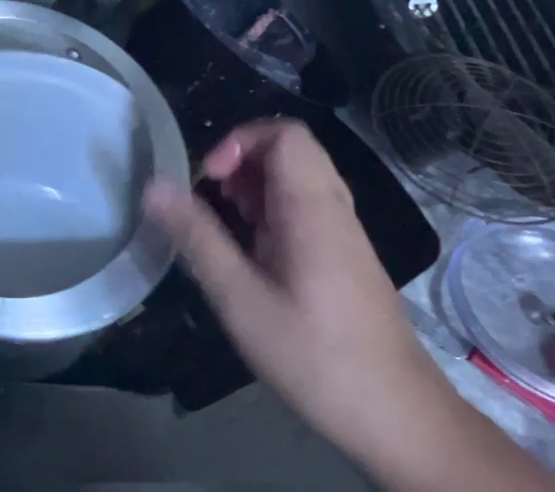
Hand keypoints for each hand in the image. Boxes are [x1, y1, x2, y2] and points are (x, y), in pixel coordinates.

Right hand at [143, 119, 434, 454]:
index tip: (209, 179)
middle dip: (241, 161)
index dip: (239, 141)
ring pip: (297, 179)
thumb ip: (197, 237)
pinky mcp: (343, 257)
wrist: (400, 419)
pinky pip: (304, 207)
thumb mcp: (242, 300)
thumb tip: (153, 186)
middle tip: (212, 197)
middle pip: (290, 150)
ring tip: (226, 222)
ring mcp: (343, 234)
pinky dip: (270, 210)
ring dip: (253, 186)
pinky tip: (251, 251)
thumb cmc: (317, 358)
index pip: (285, 134)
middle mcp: (334, 210)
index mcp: (314, 209)